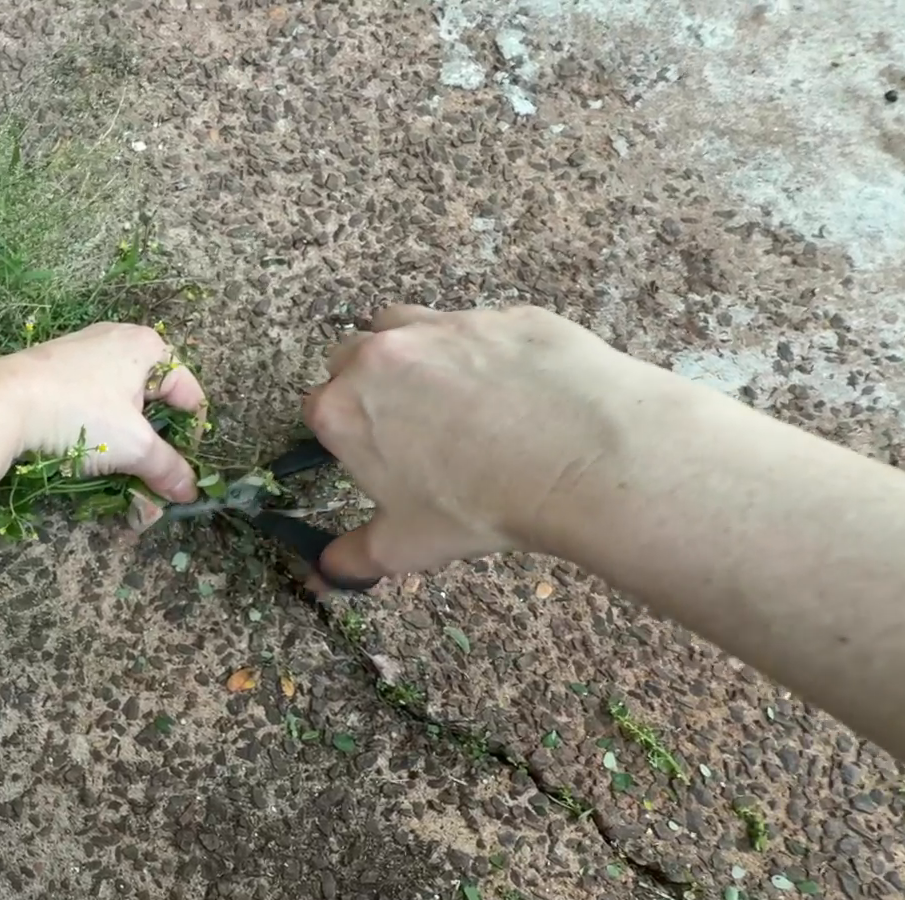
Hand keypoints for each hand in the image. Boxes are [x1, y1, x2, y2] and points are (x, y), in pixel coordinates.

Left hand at [0, 322, 207, 501]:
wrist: (2, 403)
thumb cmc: (79, 414)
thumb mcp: (132, 446)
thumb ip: (166, 467)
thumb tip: (189, 491)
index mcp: (146, 345)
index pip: (187, 391)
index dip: (189, 433)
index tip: (181, 466)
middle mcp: (116, 339)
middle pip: (151, 397)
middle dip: (152, 439)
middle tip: (145, 471)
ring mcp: (80, 352)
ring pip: (116, 401)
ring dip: (121, 437)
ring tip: (111, 464)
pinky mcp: (51, 370)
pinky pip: (86, 400)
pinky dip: (91, 426)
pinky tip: (78, 448)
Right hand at [304, 305, 648, 582]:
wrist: (586, 460)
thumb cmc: (478, 505)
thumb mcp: (405, 544)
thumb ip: (352, 558)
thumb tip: (322, 578)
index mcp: (341, 409)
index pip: (318, 407)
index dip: (341, 429)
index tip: (369, 449)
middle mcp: (379, 357)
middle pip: (349, 357)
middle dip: (366, 382)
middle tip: (404, 421)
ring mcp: (443, 327)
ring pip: (401, 325)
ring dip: (407, 350)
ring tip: (445, 389)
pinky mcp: (504, 316)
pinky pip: (478, 326)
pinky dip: (481, 350)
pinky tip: (512, 387)